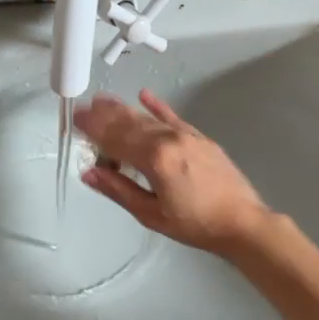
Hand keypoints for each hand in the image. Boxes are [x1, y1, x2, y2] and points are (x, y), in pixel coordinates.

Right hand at [73, 90, 274, 255]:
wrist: (242, 222)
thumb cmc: (195, 224)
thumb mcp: (151, 214)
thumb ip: (119, 190)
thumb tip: (89, 173)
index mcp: (155, 158)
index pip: (116, 139)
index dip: (93, 128)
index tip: (75, 119)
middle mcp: (170, 139)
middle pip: (131, 123)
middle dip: (105, 115)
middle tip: (85, 107)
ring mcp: (187, 136)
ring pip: (149, 119)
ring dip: (125, 109)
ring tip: (105, 101)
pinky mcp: (201, 139)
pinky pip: (174, 118)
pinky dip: (158, 107)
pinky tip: (145, 95)